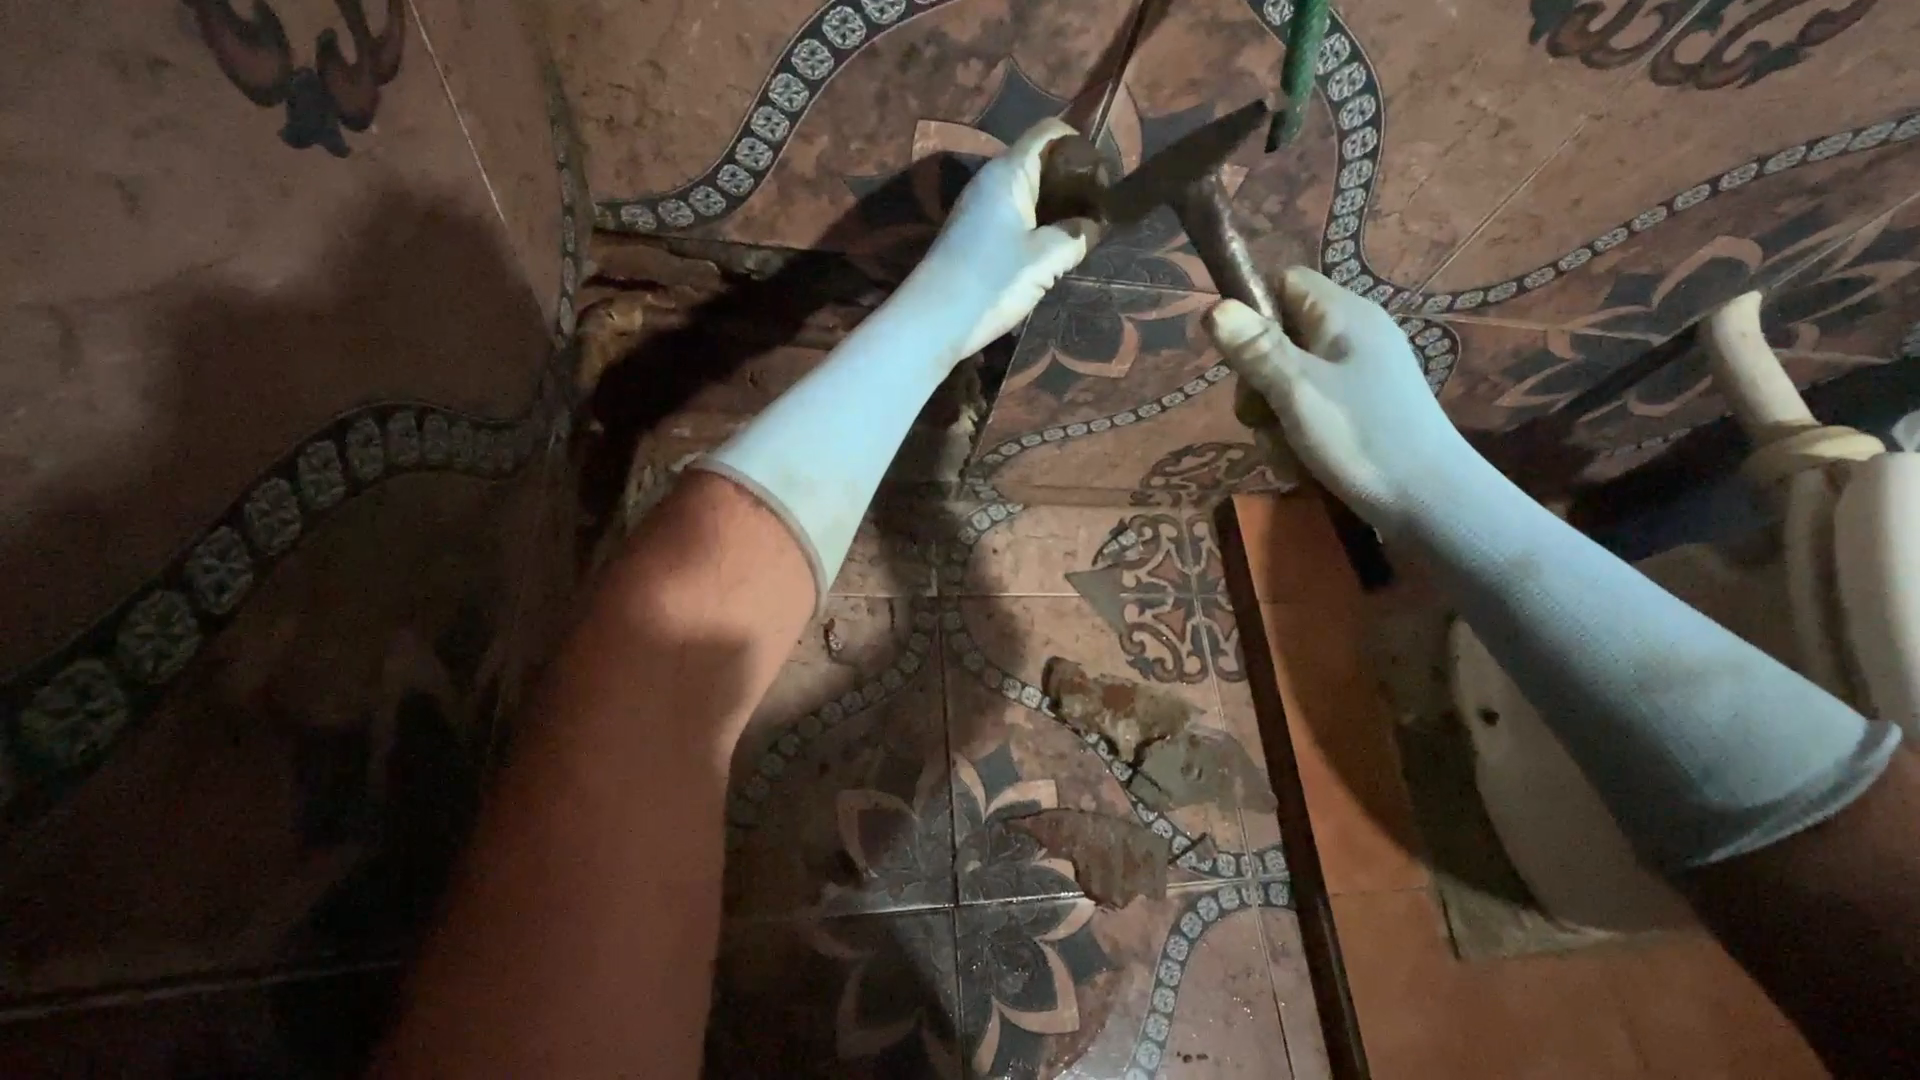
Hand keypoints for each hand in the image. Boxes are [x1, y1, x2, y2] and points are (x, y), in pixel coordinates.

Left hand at [894, 118, 1093, 362]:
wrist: (933, 322)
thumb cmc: (992, 282)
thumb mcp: (1046, 259)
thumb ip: (1076, 235)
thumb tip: (1091, 225)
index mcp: (1009, 172)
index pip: (1049, 132)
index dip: (1080, 145)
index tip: (1104, 177)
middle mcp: (990, 181)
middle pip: (1038, 162)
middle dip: (1070, 180)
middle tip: (1098, 209)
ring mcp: (977, 210)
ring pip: (1025, 193)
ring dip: (1053, 207)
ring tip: (1080, 231)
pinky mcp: (971, 236)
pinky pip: (1011, 217)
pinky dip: (1034, 225)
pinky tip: (1049, 251)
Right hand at [1205, 267, 1471, 520]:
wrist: (1429, 500)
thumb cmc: (1361, 436)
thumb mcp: (1297, 390)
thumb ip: (1254, 349)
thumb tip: (1211, 307)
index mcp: (1344, 316)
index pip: (1285, 282)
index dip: (1254, 311)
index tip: (1239, 357)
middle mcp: (1353, 336)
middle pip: (1280, 336)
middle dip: (1257, 379)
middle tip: (1258, 415)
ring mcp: (1359, 374)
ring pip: (1288, 379)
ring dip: (1273, 414)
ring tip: (1285, 446)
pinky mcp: (1361, 408)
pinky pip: (1310, 406)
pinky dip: (1296, 431)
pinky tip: (1301, 459)